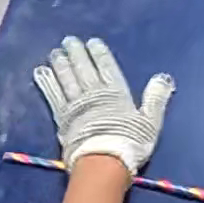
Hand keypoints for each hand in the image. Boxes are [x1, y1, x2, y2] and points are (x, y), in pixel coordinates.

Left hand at [33, 36, 174, 176]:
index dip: (99, 53)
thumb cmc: (130, 144)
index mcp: (116, 94)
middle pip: (83, 69)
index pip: (106, 67)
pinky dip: (46, 82)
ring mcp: (75, 105)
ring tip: (55, 52)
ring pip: (66, 78)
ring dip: (60, 64)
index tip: (92, 42)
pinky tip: (40, 71)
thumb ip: (155, 99)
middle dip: (76, 53)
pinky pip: (52, 95)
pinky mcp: (61, 117)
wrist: (103, 162)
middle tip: (68, 40)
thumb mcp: (150, 122)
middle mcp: (94, 94)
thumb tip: (163, 78)